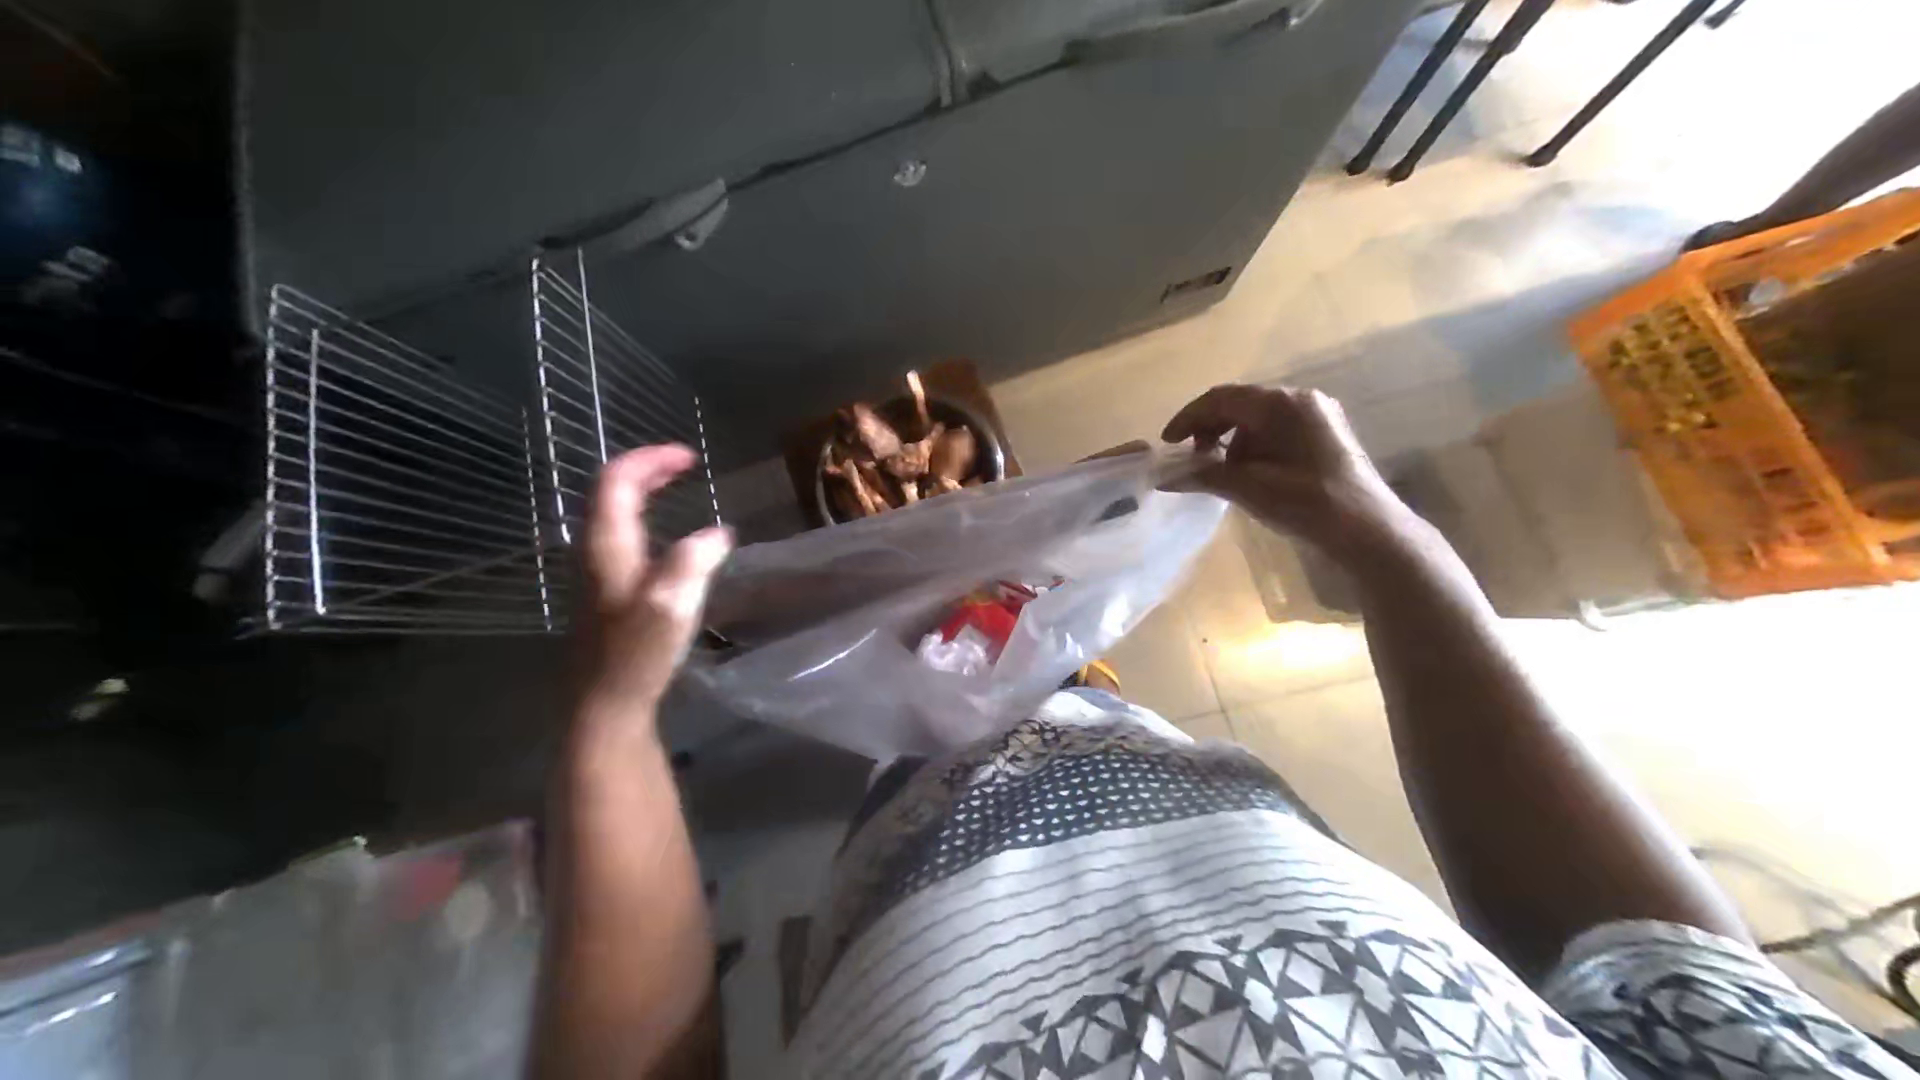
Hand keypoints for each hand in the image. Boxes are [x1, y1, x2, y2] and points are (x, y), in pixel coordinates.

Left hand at [576, 445, 732, 723]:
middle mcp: (595, 551)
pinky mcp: (607, 591)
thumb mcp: (670, 605)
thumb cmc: (636, 654)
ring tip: (676, 486)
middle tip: (685, 464)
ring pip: (615, 513)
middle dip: (647, 469)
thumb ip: (693, 561)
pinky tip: (670, 537)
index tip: (689, 457)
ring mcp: (598, 572)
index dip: (650, 459)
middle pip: (612, 492)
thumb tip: (717, 534)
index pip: (617, 481)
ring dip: (644, 491)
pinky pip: (624, 536)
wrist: (605, 703)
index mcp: (607, 546)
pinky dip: (646, 518)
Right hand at [1161, 384, 1412, 554]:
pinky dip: (1253, 445)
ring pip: (1257, 417)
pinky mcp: (1324, 433)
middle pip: (1239, 404)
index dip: (1188, 418)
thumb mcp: (1248, 488)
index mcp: (1281, 404)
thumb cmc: (1305, 503)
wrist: (1366, 530)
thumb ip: (1203, 476)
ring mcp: (1316, 414)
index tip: (1167, 443)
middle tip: (1192, 459)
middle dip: (1209, 429)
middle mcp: (1300, 399)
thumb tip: (1164, 478)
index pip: (1221, 398)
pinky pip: (1276, 428)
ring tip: (1220, 471)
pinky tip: (1248, 472)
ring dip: (1230, 439)